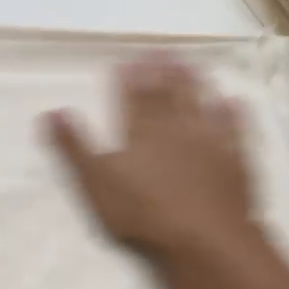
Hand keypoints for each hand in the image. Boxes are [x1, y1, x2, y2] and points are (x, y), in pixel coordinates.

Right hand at [45, 54, 262, 259]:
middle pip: (168, 95)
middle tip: (160, 49)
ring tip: (193, 64)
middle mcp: (176, 129)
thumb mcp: (95, 182)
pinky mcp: (235, 161)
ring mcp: (210, 143)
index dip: (129, 78)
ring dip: (196, 83)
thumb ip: (74, 147)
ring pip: (202, 104)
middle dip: (162, 71)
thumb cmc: (141, 213)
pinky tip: (233, 102)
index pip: (133, 98)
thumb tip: (52, 112)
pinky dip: (233, 113)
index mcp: (139, 133)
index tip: (127, 59)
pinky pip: (235, 128)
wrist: (204, 238)